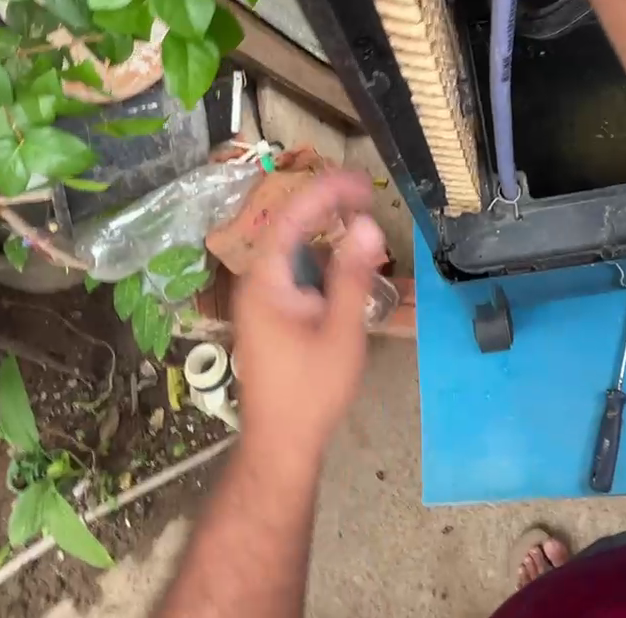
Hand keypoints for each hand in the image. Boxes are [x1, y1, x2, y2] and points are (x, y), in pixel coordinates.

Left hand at [230, 171, 387, 460]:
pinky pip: (295, 268)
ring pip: (292, 248)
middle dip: (326, 203)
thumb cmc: (310, 392)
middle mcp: (257, 283)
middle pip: (288, 227)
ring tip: (359, 214)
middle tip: (364, 193)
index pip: (290, 218)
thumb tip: (368, 225)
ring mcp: (261, 298)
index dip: (323, 192)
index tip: (359, 182)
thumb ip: (353, 277)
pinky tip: (344, 259)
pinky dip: (321, 254)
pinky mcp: (271, 312)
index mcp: (265, 282)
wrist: (280, 443)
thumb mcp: (340, 332)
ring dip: (324, 228)